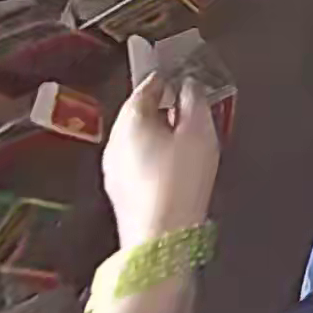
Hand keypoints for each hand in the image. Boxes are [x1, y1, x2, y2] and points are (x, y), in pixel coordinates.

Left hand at [103, 75, 219, 245]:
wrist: (162, 237)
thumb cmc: (182, 179)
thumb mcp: (200, 129)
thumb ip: (196, 99)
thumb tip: (190, 85)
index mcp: (131, 120)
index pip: (148, 85)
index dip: (168, 77)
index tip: (184, 74)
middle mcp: (115, 140)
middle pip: (140, 111)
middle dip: (164, 104)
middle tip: (190, 102)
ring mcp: (113, 167)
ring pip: (138, 135)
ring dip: (159, 128)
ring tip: (187, 132)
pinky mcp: (119, 188)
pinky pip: (137, 157)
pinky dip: (155, 150)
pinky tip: (175, 160)